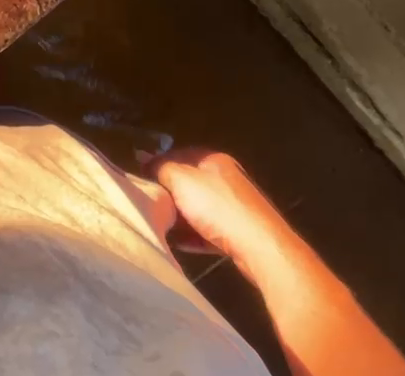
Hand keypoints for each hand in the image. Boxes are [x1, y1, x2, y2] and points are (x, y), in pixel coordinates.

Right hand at [153, 150, 404, 375]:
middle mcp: (227, 177)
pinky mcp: (244, 230)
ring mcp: (239, 205)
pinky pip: (211, 227)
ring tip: (164, 226)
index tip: (139, 181)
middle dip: (169, 193)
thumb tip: (141, 155)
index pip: (176, 154)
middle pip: (188, 181)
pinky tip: (184, 243)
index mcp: (212, 158)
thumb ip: (159, 167)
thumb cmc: (219, 208)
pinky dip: (196, 233)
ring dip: (182, 215)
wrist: (265, 250)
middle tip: (150, 205)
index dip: (156, 166)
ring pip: (199, 206)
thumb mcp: (180, 181)